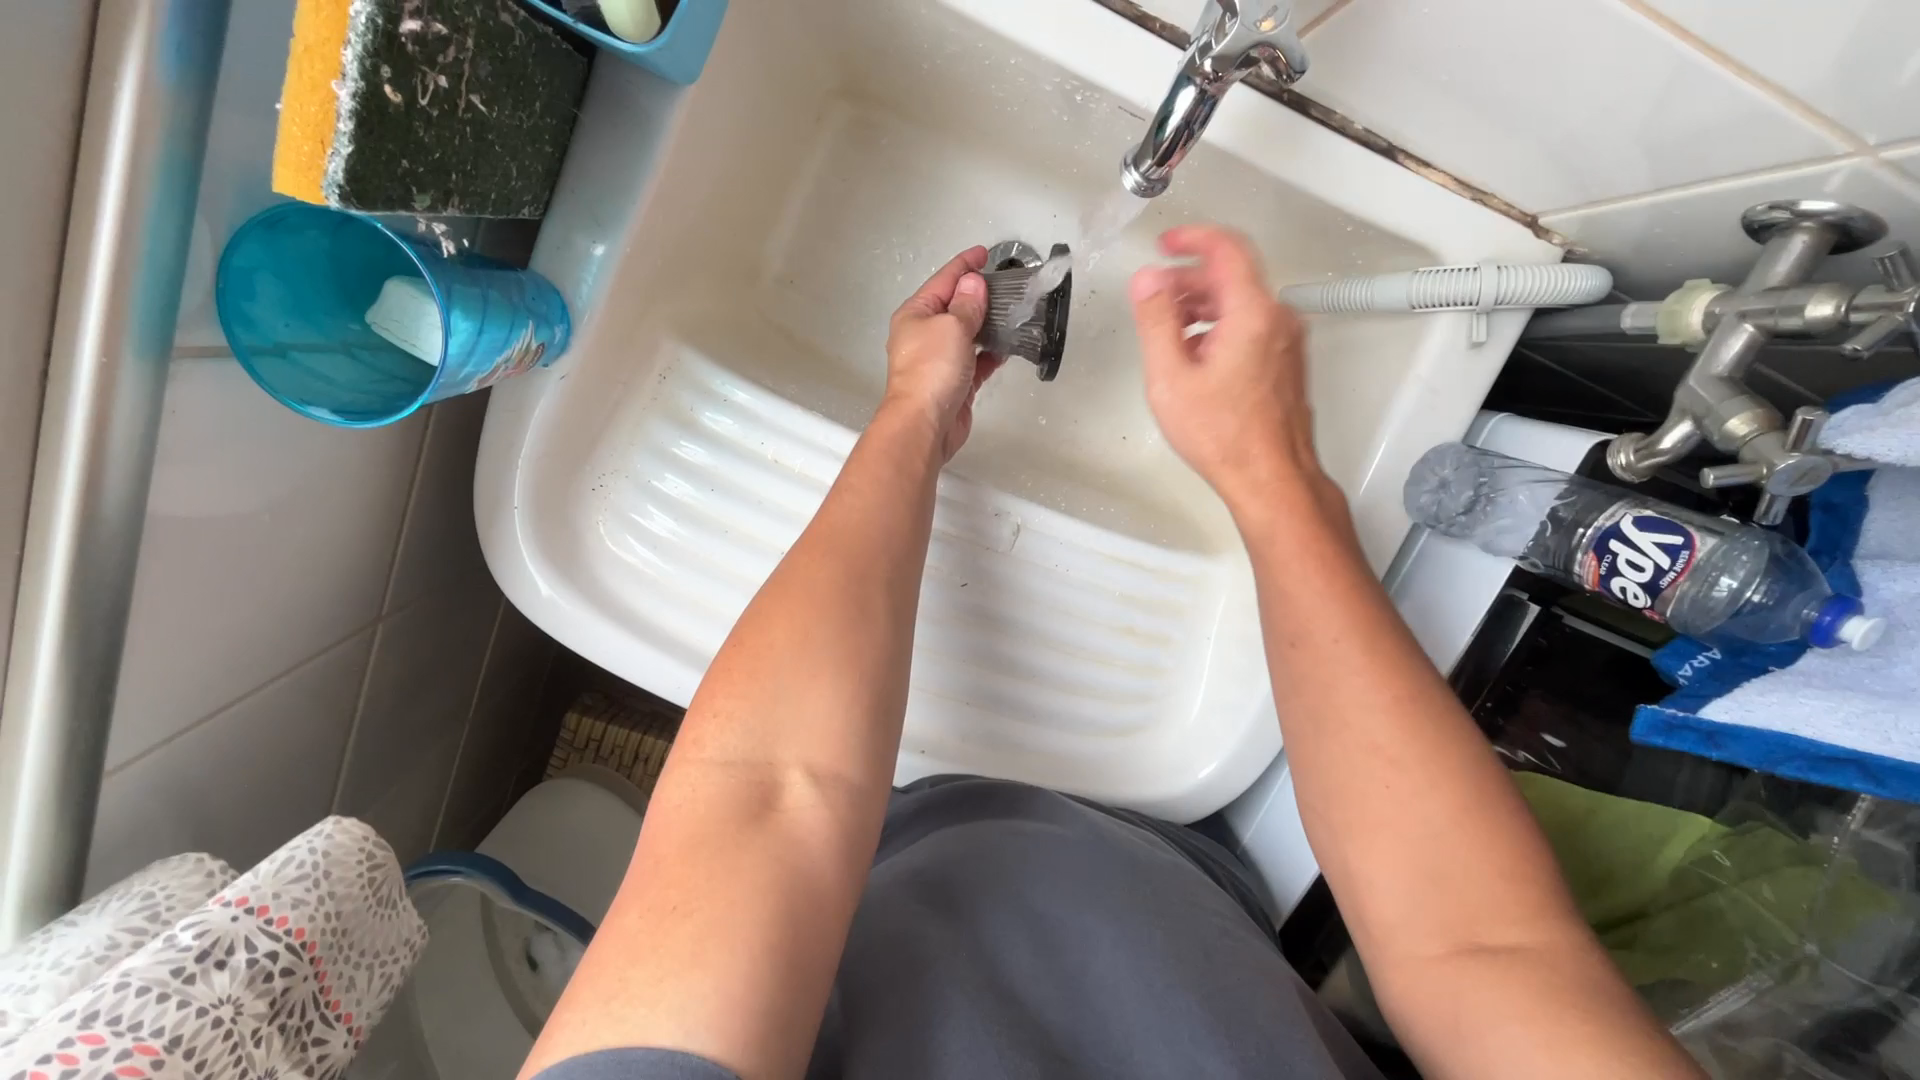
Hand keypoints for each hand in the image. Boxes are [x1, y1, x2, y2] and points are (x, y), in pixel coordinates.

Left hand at [882, 246, 1005, 461]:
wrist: (925, 424)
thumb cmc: (931, 370)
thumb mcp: (952, 326)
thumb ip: (967, 304)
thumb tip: (973, 283)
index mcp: (916, 314)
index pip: (944, 280)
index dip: (965, 265)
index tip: (984, 253)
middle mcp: (925, 335)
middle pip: (955, 306)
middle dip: (978, 294)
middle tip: (1006, 284)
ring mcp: (939, 360)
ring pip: (967, 334)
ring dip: (987, 324)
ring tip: (1012, 312)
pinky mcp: (955, 383)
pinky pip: (976, 361)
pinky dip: (990, 353)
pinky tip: (1007, 347)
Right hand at [1129, 226, 1320, 514]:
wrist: (1270, 476)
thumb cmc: (1223, 435)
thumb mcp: (1170, 377)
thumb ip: (1156, 320)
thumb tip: (1147, 279)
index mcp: (1251, 313)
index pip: (1226, 249)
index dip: (1192, 238)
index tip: (1165, 242)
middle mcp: (1277, 319)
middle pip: (1232, 277)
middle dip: (1188, 280)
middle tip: (1154, 298)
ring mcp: (1286, 342)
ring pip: (1241, 303)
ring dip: (1201, 306)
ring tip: (1168, 333)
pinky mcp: (1285, 363)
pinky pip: (1251, 327)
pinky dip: (1219, 326)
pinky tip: (1195, 357)